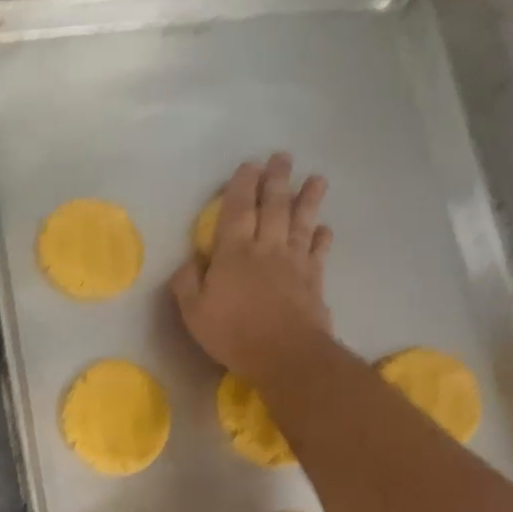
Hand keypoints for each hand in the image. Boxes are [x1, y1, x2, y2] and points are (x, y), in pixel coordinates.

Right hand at [170, 154, 334, 380]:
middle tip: (283, 157)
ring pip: (302, 223)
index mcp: (234, 253)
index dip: (242, 186)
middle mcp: (266, 249)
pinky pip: (319, 252)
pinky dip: (322, 238)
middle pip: (274, 207)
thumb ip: (187, 283)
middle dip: (277, 180)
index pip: (237, 210)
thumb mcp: (194, 312)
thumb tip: (190, 262)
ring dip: (308, 199)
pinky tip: (325, 228)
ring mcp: (294, 263)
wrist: (286, 355)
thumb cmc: (233, 333)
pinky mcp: (313, 280)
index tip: (249, 165)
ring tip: (316, 178)